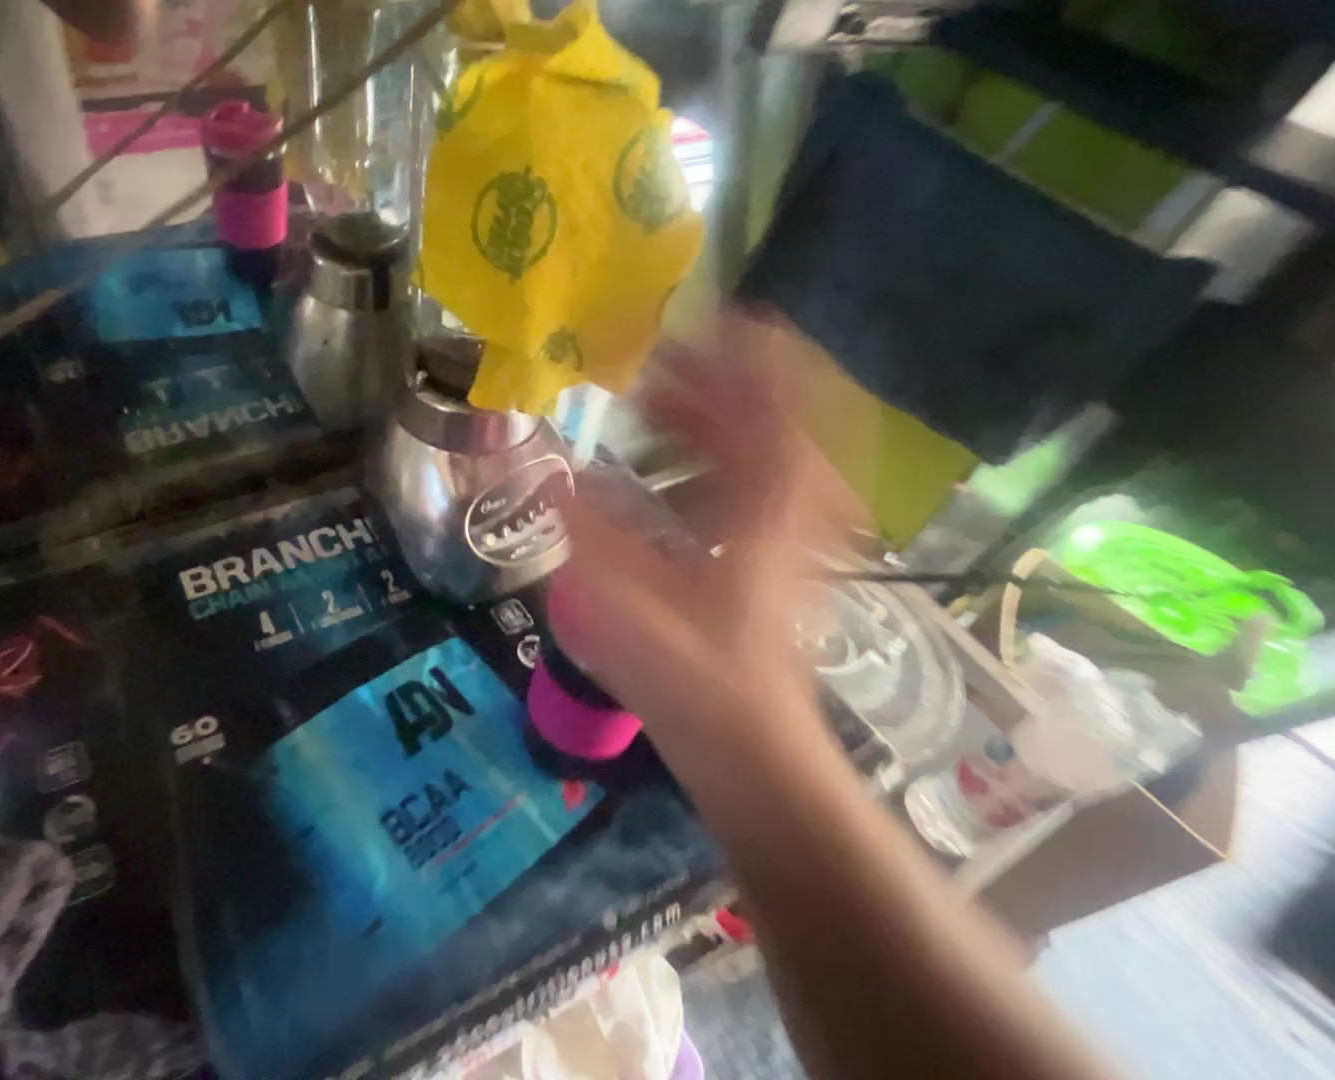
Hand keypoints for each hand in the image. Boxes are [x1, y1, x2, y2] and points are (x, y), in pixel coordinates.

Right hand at [550, 312, 864, 756]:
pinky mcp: (780, 551)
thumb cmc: (690, 671)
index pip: (781, 392)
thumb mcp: (621, 595)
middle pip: (774, 408)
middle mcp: (795, 501)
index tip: (700, 316)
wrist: (746, 741)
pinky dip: (720, 453)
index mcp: (770, 498)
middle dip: (715, 376)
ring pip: (766, 441)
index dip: (747, 346)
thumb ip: (579, 523)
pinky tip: (672, 468)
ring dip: (714, 413)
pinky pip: (760, 476)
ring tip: (651, 404)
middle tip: (652, 366)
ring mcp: (794, 528)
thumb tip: (539, 466)